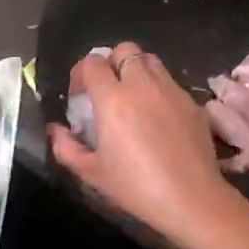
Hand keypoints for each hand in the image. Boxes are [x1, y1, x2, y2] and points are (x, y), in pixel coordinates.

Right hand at [50, 42, 239, 241]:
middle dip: (110, 64)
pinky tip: (156, 119)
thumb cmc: (134, 186)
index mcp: (113, 99)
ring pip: (151, 61)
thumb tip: (56, 130)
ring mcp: (172, 91)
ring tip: (131, 99)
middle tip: (106, 91)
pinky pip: (170, 83)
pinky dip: (157, 90)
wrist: (190, 198)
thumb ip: (65, 147)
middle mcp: (143, 86)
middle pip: (125, 50)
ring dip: (135, 72)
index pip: (92, 63)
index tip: (79, 95)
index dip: (80, 73)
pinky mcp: (192, 103)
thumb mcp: (90, 172)